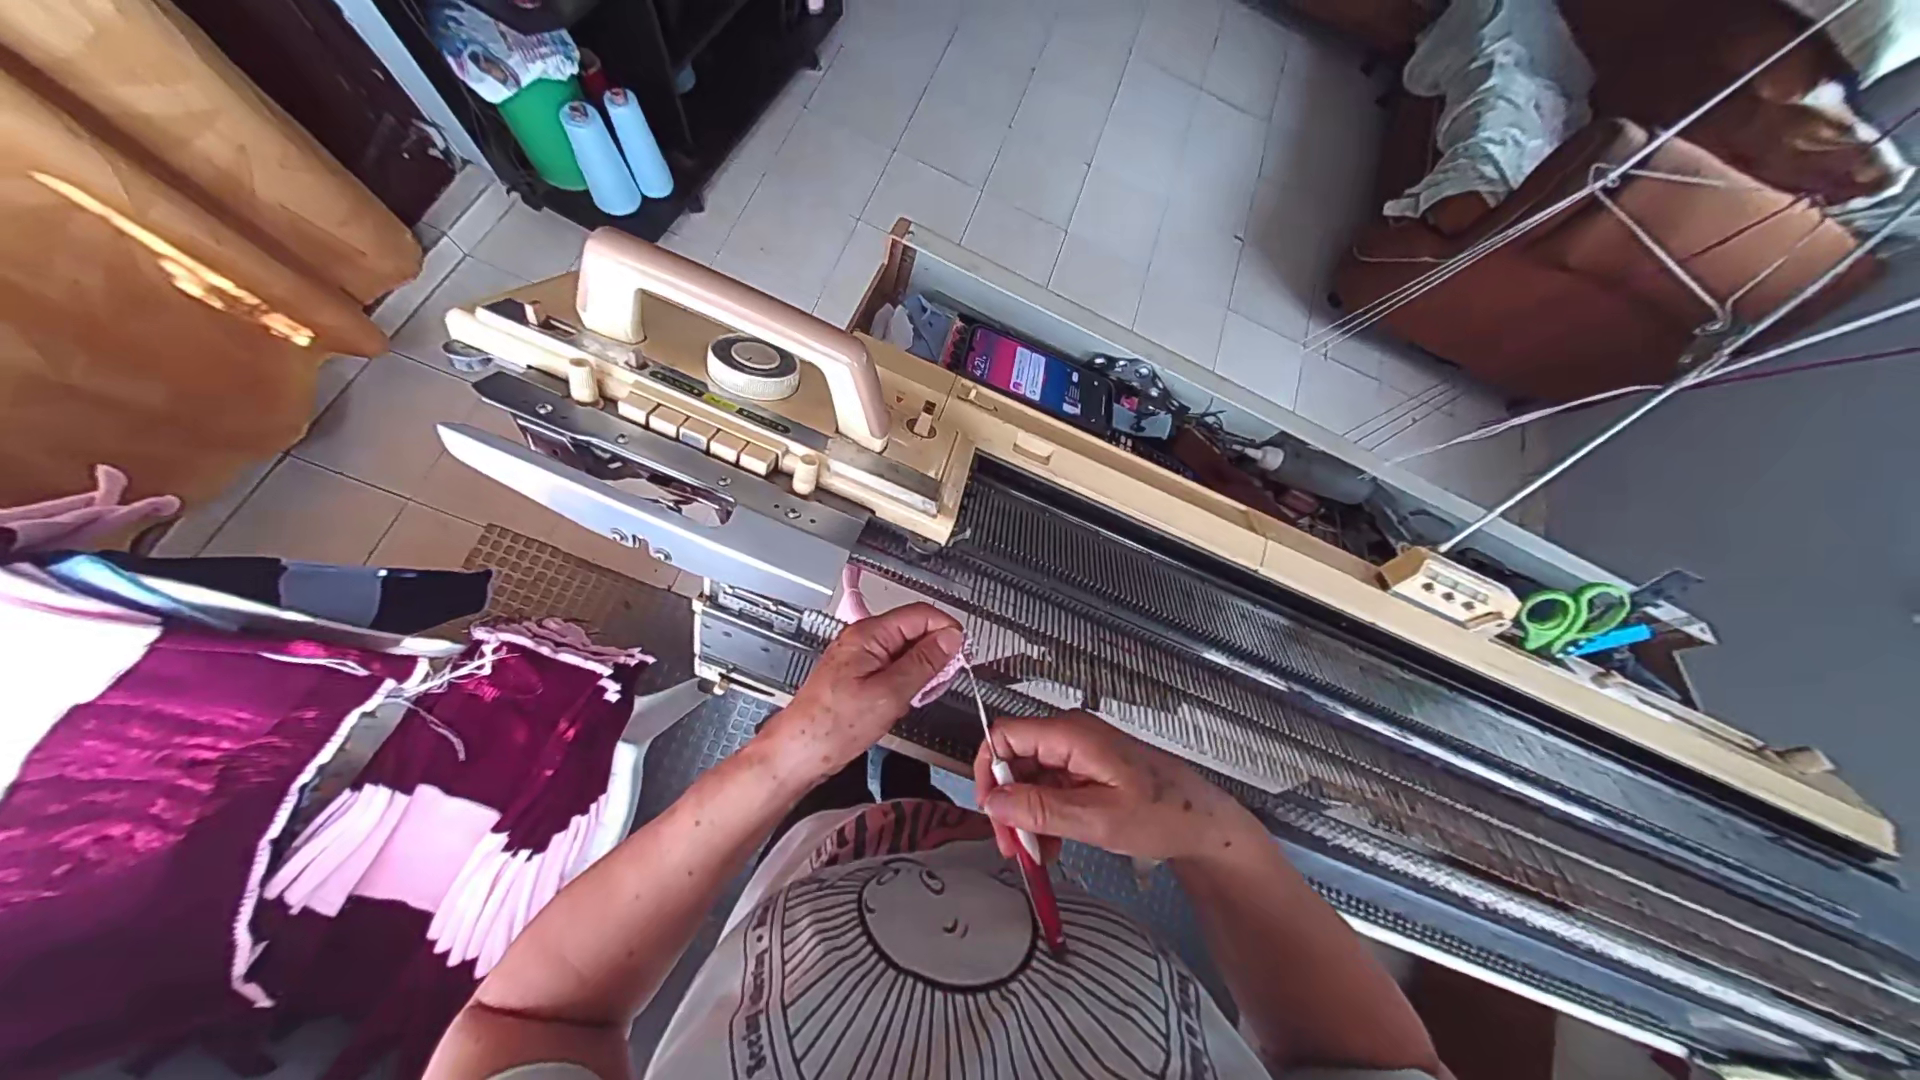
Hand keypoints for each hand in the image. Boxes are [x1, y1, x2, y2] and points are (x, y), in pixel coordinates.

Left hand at [759, 602, 962, 785]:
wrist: (798, 752)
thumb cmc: (832, 725)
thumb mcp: (890, 694)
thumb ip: (924, 662)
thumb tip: (950, 638)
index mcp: (869, 634)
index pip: (921, 613)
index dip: (946, 630)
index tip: (961, 652)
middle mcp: (863, 639)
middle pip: (914, 630)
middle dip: (935, 653)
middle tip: (939, 681)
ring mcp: (860, 656)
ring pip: (905, 651)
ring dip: (921, 670)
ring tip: (916, 697)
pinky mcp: (859, 675)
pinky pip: (893, 668)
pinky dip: (906, 682)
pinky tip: (903, 701)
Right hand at [973, 711, 1256, 862]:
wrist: (1205, 823)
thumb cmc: (1164, 813)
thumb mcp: (1098, 819)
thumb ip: (1041, 809)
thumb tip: (994, 802)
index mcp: (1071, 735)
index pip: (1005, 735)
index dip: (989, 770)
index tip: (991, 811)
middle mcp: (1070, 737)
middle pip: (1015, 760)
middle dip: (1007, 803)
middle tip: (1012, 846)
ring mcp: (1078, 754)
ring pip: (1030, 779)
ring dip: (1025, 816)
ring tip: (1034, 854)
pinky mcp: (1085, 771)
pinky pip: (1050, 789)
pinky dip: (1044, 817)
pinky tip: (1051, 846)